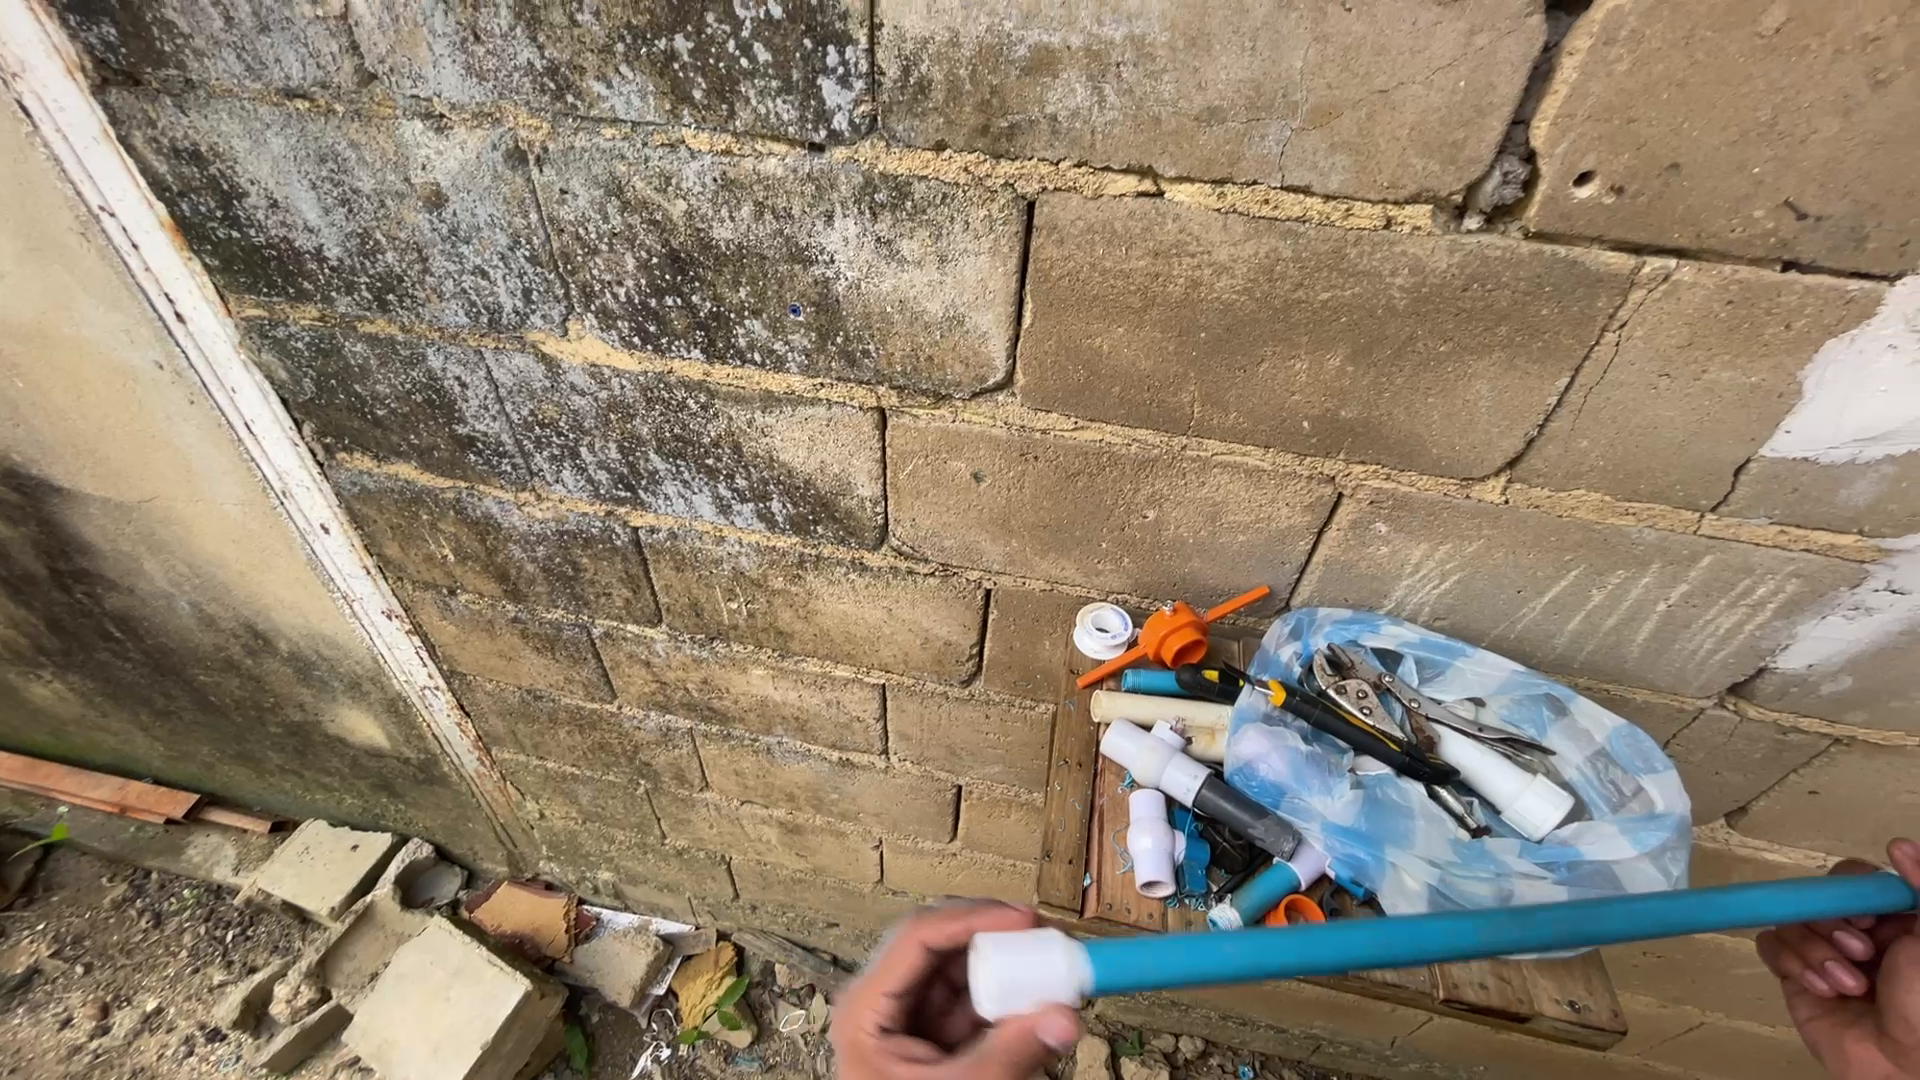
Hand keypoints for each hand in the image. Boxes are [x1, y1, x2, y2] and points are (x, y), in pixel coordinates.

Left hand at [830, 901, 1082, 1079]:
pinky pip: (970, 1000)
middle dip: (992, 934)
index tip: (1024, 918)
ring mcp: (908, 1015)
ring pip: (958, 968)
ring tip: (1047, 960)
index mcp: (867, 1007)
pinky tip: (1035, 995)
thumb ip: (1010, 1056)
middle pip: (939, 944)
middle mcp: (884, 998)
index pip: (917, 937)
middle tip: (1041, 931)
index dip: (971, 918)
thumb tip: (1068, 1017)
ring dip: (1003, 964)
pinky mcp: (932, 1034)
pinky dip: (1003, 996)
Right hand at [1755, 838, 1919, 1078]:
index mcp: (1899, 925)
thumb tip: (1898, 843)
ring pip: (1789, 922)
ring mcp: (1823, 954)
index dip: (1848, 895)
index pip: (1854, 882)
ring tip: (1845, 986)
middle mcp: (1861, 935)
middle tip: (1858, 954)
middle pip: (1814, 900)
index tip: (1867, 919)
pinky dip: (1790, 964)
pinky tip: (1820, 989)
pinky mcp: (1792, 972)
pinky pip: (1767, 945)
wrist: (1907, 1071)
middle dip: (1829, 927)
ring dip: (1813, 953)